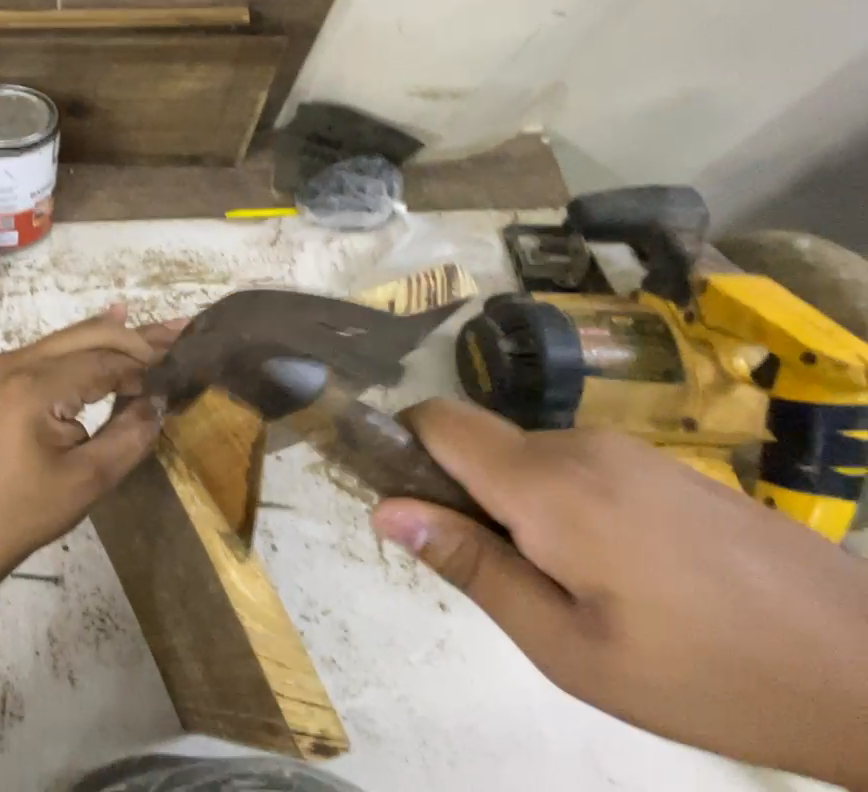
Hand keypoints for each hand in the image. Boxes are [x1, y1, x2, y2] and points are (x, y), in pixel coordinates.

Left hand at [0, 305, 185, 579]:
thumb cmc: (26, 508)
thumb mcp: (90, 477)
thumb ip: (131, 433)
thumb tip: (161, 398)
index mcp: (34, 386)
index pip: (104, 362)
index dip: (146, 366)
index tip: (185, 366)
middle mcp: (16, 363)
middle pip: (87, 337)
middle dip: (136, 337)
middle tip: (183, 329)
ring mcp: (5, 367)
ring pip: (70, 340)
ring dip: (114, 338)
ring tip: (160, 330)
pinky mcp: (4, 378)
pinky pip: (53, 352)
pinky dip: (87, 346)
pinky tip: (114, 323)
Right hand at [371, 398, 867, 787]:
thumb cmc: (711, 676)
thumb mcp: (567, 646)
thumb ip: (470, 566)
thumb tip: (384, 509)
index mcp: (549, 484)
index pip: (435, 420)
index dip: (399, 447)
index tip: (403, 506)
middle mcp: (583, 447)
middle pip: (478, 443)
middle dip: (461, 494)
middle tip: (501, 576)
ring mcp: (633, 453)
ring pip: (527, 459)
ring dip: (514, 505)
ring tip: (567, 586)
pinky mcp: (669, 469)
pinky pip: (577, 469)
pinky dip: (561, 506)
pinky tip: (619, 574)